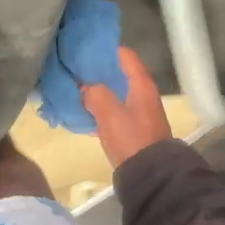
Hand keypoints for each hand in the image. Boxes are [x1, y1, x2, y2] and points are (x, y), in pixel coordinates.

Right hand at [82, 48, 173, 168]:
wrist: (150, 174)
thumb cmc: (131, 138)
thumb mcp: (109, 113)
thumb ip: (95, 94)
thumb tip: (85, 87)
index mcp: (141, 84)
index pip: (124, 54)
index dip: (104, 49)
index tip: (82, 50)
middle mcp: (143, 93)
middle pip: (118, 73)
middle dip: (97, 71)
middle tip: (73, 69)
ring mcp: (140, 111)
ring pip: (115, 92)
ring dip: (97, 90)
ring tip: (74, 89)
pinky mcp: (134, 127)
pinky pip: (115, 109)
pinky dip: (101, 106)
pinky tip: (84, 110)